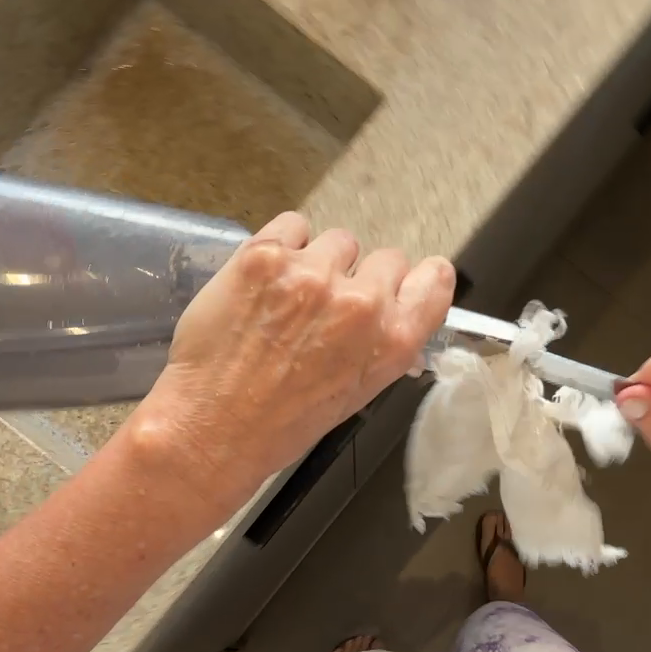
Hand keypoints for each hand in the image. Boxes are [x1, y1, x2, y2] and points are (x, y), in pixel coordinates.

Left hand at [126, 212, 454, 509]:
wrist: (215, 426)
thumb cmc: (282, 425)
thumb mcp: (356, 394)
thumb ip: (381, 345)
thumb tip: (388, 318)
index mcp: (392, 342)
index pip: (435, 279)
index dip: (416, 280)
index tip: (399, 285)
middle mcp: (361, 304)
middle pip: (385, 257)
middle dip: (360, 279)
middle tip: (326, 309)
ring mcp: (312, 275)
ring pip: (337, 242)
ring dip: (319, 262)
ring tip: (288, 300)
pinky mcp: (266, 255)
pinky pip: (292, 225)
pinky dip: (282, 246)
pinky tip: (266, 283)